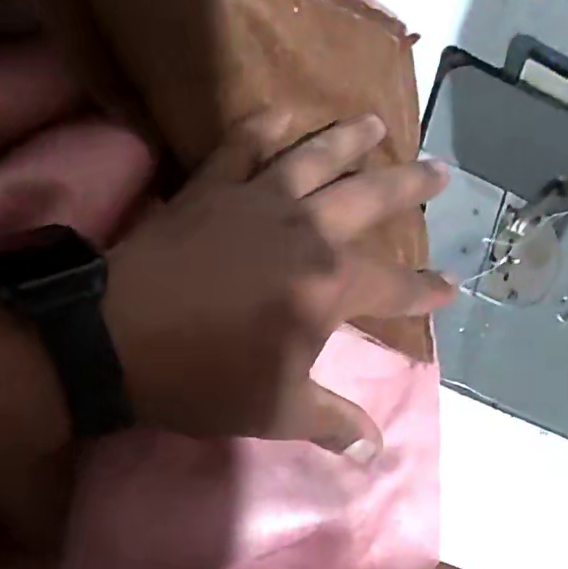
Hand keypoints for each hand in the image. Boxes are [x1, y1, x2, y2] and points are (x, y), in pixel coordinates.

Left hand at [103, 110, 454, 458]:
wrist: (117, 341)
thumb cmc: (205, 380)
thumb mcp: (278, 412)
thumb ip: (334, 425)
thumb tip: (376, 452)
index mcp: (327, 287)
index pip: (392, 287)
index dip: (424, 290)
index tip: (449, 287)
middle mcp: (304, 232)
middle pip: (368, 199)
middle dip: (409, 187)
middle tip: (440, 172)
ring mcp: (256, 201)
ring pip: (315, 157)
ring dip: (349, 139)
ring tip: (375, 124)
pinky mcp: (209, 187)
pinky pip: (243, 144)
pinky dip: (265, 127)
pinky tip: (283, 116)